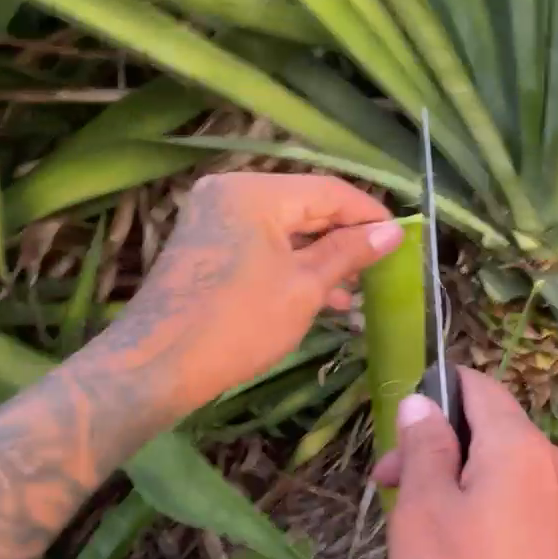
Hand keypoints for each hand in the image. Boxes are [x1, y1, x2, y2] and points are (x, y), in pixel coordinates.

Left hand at [108, 173, 399, 414]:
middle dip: (347, 238)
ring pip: (288, 229)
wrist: (155, 368)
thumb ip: (351, 252)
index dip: (370, 214)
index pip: (330, 190)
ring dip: (325, 256)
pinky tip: (326, 296)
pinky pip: (265, 245)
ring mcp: (216, 220)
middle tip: (383, 266)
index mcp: (255, 192)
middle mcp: (232, 194)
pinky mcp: (209, 247)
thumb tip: (394, 232)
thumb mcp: (306, 286)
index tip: (402, 239)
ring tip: (358, 289)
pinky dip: (296, 265)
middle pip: (308, 206)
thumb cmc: (239, 322)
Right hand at [372, 370, 557, 558]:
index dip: (432, 396)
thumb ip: (424, 448)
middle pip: (480, 443)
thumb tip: (423, 401)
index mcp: (521, 445)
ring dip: (436, 527)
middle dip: (426, 471)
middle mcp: (550, 469)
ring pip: (484, 497)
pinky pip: (504, 534)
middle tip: (383, 501)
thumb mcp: (423, 515)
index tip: (396, 437)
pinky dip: (465, 553)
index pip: (477, 386)